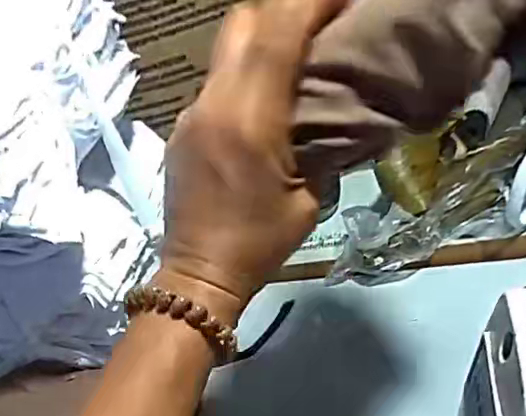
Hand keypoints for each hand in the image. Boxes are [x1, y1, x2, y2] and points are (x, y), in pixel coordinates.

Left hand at [156, 0, 348, 317]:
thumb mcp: (306, 205)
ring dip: (261, 44)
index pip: (281, 28)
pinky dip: (242, 77)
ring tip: (292, 64)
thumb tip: (332, 122)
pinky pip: (215, 85)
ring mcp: (192, 114)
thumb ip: (320, 152)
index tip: (344, 2)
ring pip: (226, 49)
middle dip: (285, 10)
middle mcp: (216, 103)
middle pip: (246, 19)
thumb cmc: (257, 247)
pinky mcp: (182, 131)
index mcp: (251, 118)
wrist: (199, 278)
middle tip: (317, 29)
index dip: (315, 1)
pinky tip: (259, 105)